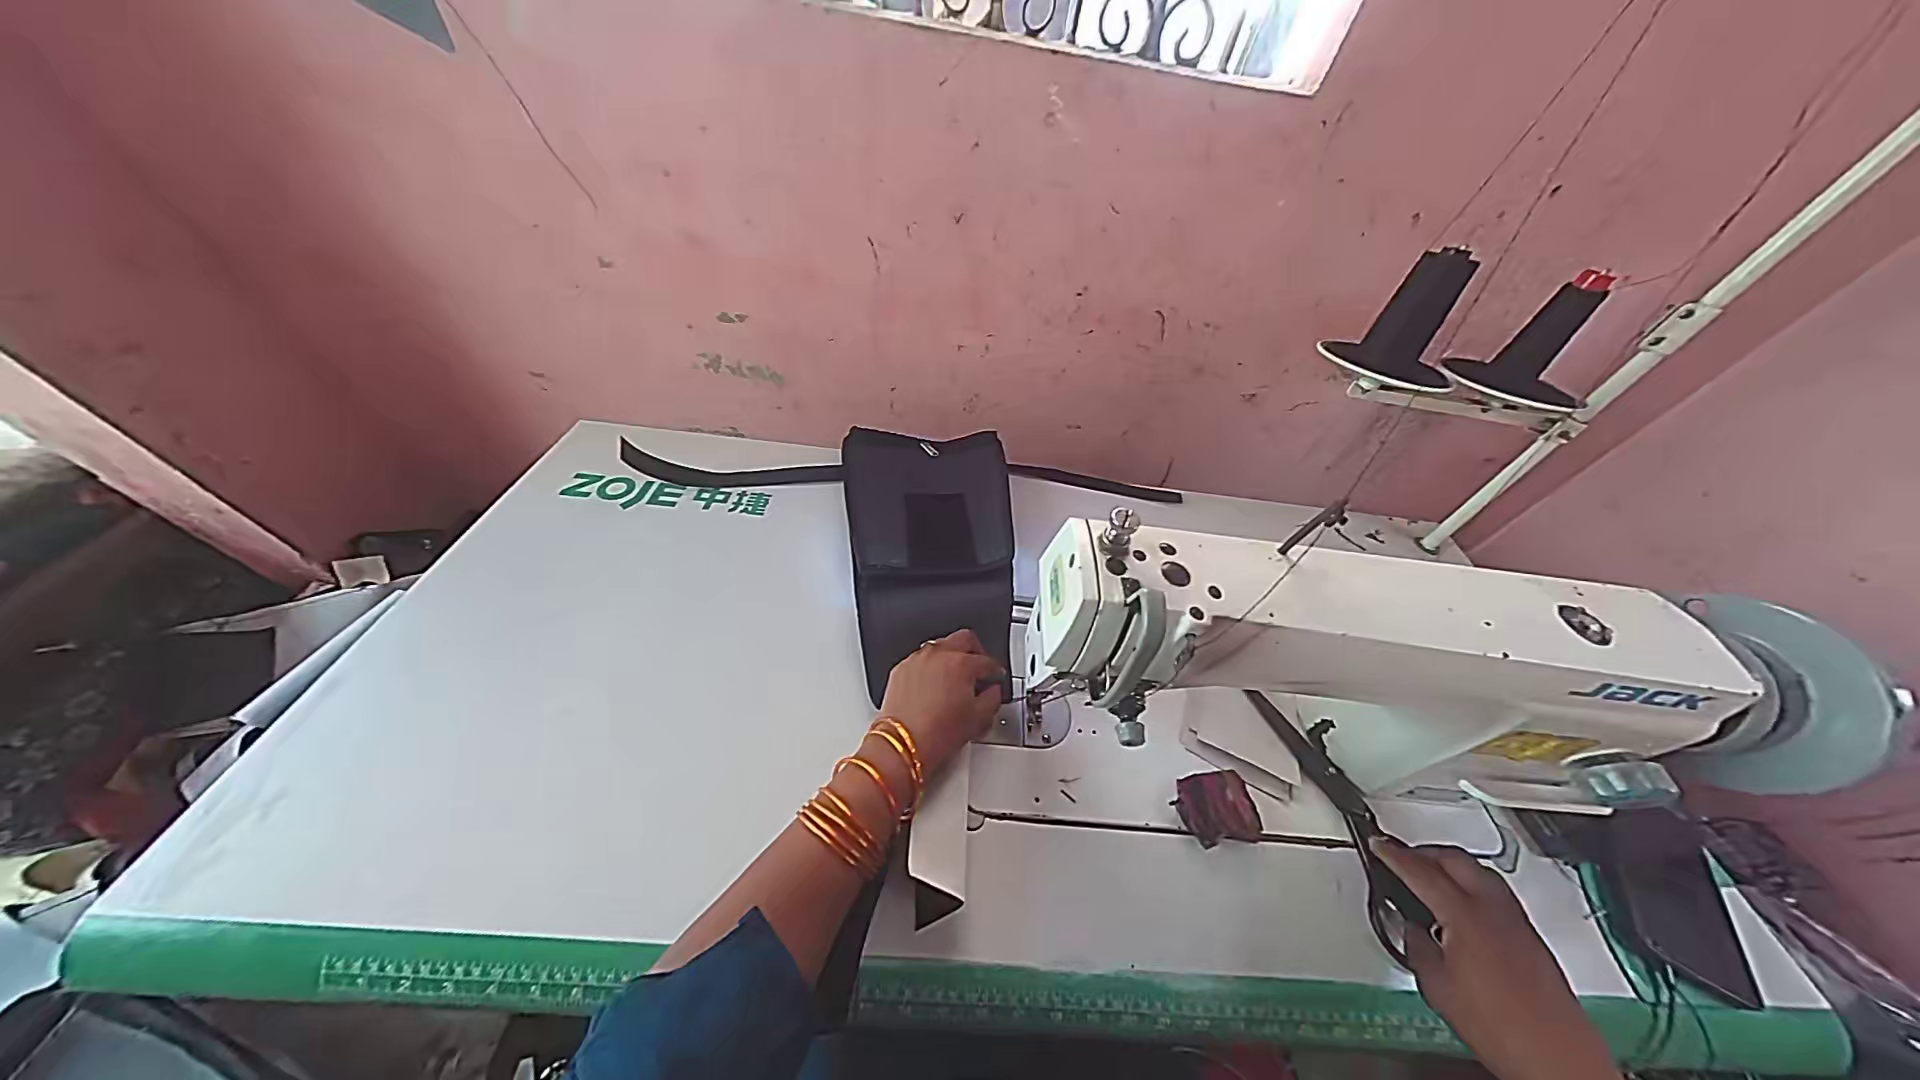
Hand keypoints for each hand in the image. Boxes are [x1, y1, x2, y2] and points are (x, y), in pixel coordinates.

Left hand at [878, 629, 1004, 776]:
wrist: (904, 743)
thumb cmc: (935, 732)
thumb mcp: (979, 718)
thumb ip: (993, 698)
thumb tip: (993, 692)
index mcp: (961, 664)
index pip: (987, 661)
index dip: (995, 671)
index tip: (995, 677)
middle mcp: (938, 655)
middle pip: (964, 639)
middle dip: (976, 651)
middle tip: (979, 667)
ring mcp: (917, 660)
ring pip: (940, 646)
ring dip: (951, 656)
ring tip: (955, 677)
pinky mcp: (901, 669)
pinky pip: (920, 659)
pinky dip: (931, 667)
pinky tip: (933, 685)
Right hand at [1371, 838, 1621, 1079]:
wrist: (1559, 1061)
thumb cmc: (1502, 1028)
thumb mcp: (1438, 986)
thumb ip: (1418, 946)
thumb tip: (1412, 930)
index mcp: (1466, 916)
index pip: (1421, 871)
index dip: (1394, 855)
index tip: (1379, 846)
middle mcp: (1495, 910)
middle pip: (1455, 860)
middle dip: (1423, 852)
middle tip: (1400, 856)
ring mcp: (1517, 922)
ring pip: (1479, 871)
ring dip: (1450, 865)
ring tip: (1428, 873)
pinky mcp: (1532, 937)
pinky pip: (1496, 892)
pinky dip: (1471, 883)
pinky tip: (1461, 900)